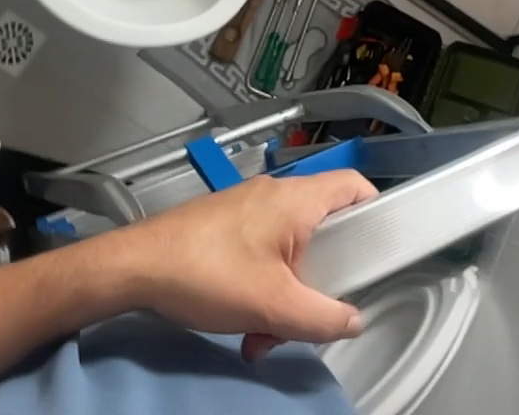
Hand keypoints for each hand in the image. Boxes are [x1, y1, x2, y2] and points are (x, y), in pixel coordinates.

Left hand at [104, 170, 378, 359]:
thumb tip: (352, 321)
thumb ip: (323, 318)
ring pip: (292, 253)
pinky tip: (244, 326)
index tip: (381, 248)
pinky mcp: (229, 227)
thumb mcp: (273, 305)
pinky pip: (265, 257)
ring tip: (265, 334)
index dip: (376, 211)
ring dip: (287, 297)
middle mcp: (276, 197)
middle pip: (324, 232)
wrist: (137, 267)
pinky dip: (263, 291)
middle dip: (321, 281)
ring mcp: (250, 210)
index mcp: (296, 200)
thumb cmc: (206, 271)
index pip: (353, 185)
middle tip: (314, 312)